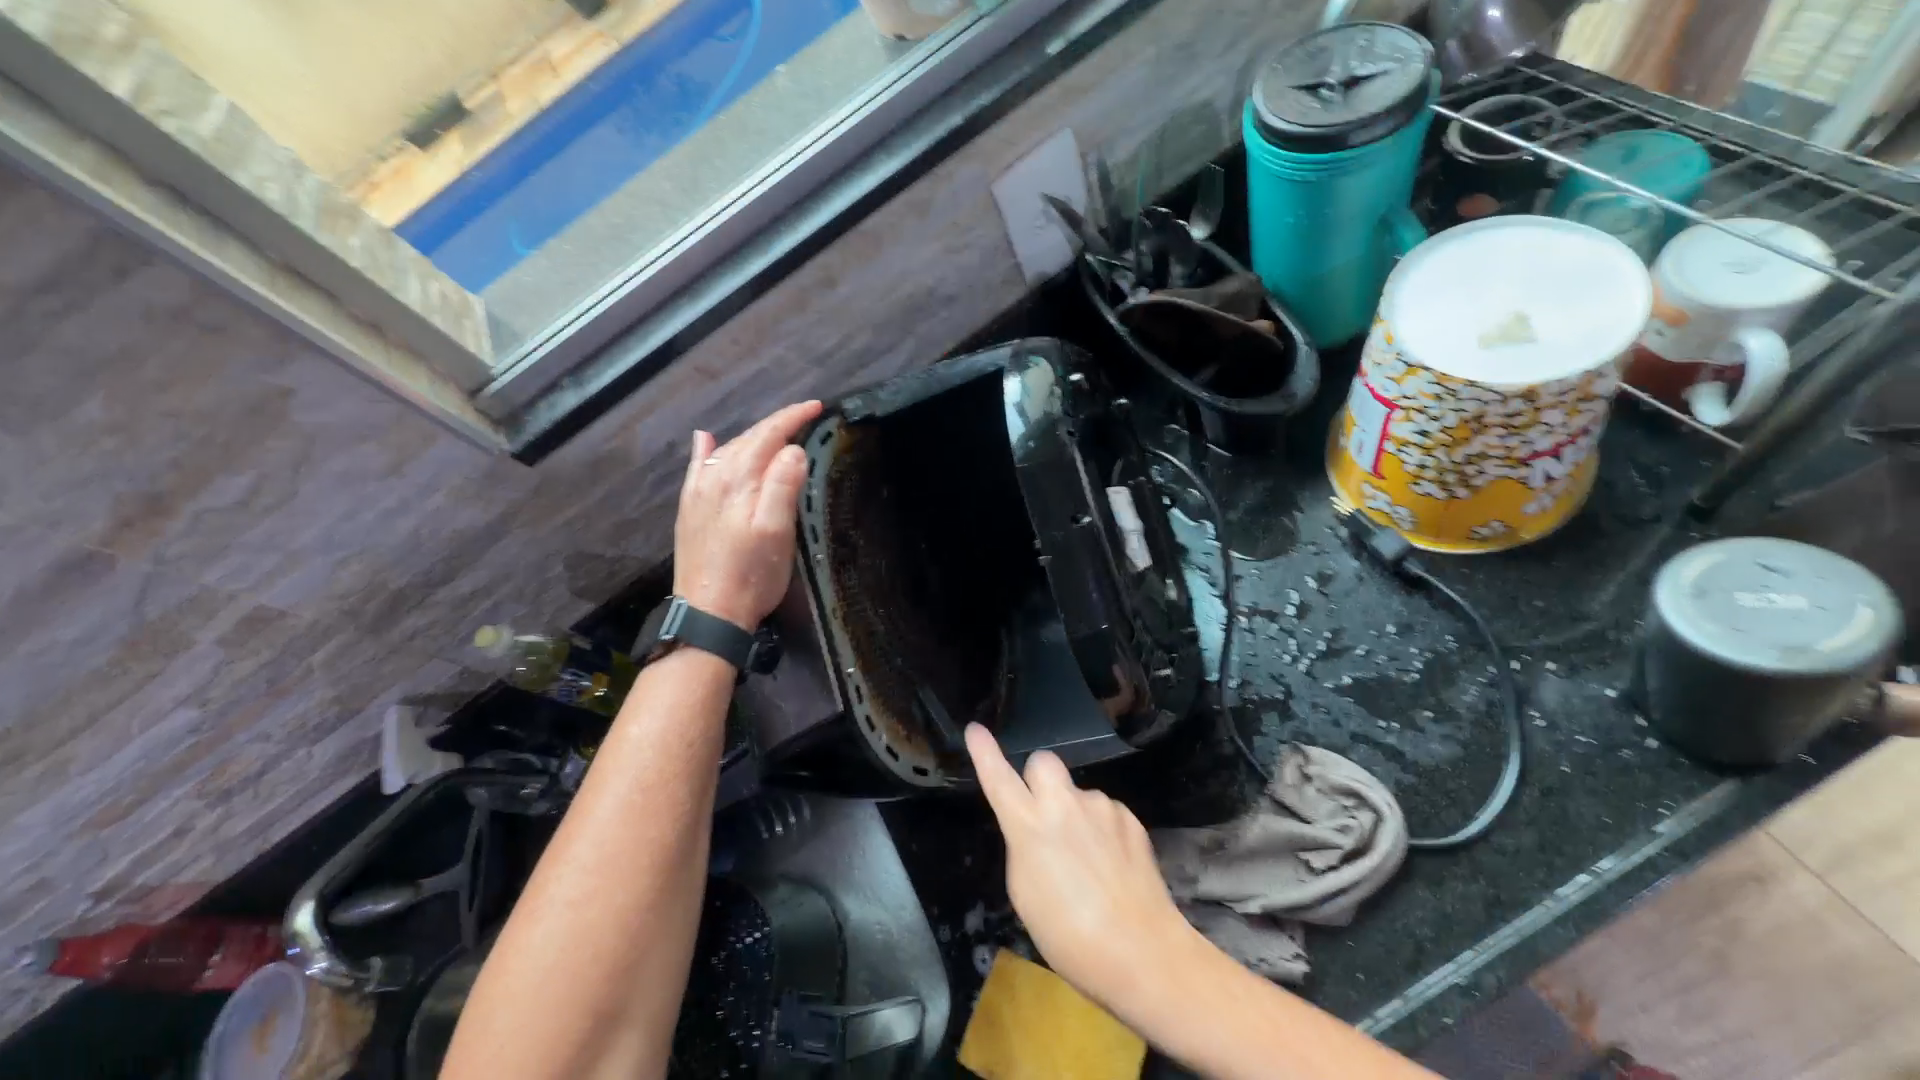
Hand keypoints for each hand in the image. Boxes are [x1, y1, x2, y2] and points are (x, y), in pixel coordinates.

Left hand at [673, 400, 823, 629]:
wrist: (709, 615)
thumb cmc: (751, 575)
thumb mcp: (777, 532)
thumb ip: (783, 486)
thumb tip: (792, 449)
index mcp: (739, 479)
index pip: (769, 435)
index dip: (793, 417)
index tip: (817, 407)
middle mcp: (714, 478)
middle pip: (748, 439)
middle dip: (776, 424)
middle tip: (804, 417)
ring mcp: (698, 494)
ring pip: (728, 451)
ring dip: (752, 437)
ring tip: (775, 433)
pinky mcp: (690, 510)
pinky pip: (698, 467)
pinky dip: (706, 450)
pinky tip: (705, 440)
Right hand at [965, 723, 1195, 1014]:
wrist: (1140, 949)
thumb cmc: (1067, 935)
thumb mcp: (1024, 894)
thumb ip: (1023, 849)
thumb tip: (1033, 832)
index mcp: (1028, 826)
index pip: (998, 778)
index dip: (984, 753)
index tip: (975, 729)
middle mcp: (1064, 805)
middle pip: (1043, 762)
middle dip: (1038, 778)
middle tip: (1043, 812)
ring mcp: (1101, 808)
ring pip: (1078, 793)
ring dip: (1075, 813)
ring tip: (1087, 862)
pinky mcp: (1130, 818)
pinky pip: (1105, 812)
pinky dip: (1102, 830)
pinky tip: (1111, 865)